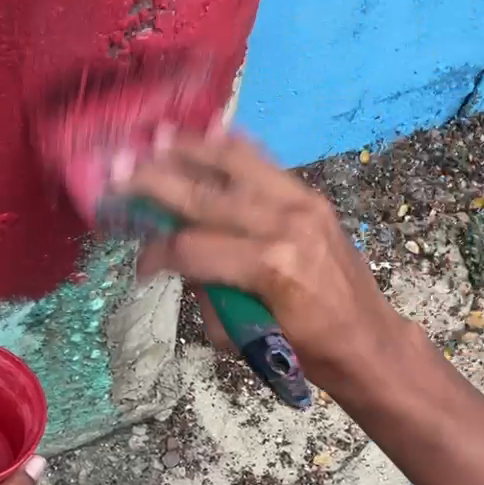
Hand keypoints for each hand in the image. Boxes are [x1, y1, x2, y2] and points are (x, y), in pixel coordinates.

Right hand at [121, 135, 428, 390]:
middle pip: (205, 195)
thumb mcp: (245, 337)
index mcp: (269, 267)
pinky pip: (263, 162)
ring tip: (152, 140)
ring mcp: (302, 204)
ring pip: (234, 163)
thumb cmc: (306, 352)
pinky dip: (229, 147)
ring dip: (188, 149)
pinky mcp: (311, 197)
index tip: (139, 267)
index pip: (192, 248)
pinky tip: (204, 132)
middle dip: (154, 183)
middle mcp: (285, 225)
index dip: (156, 253)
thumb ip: (210, 296)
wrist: (367, 338)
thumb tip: (184, 263)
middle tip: (117, 174)